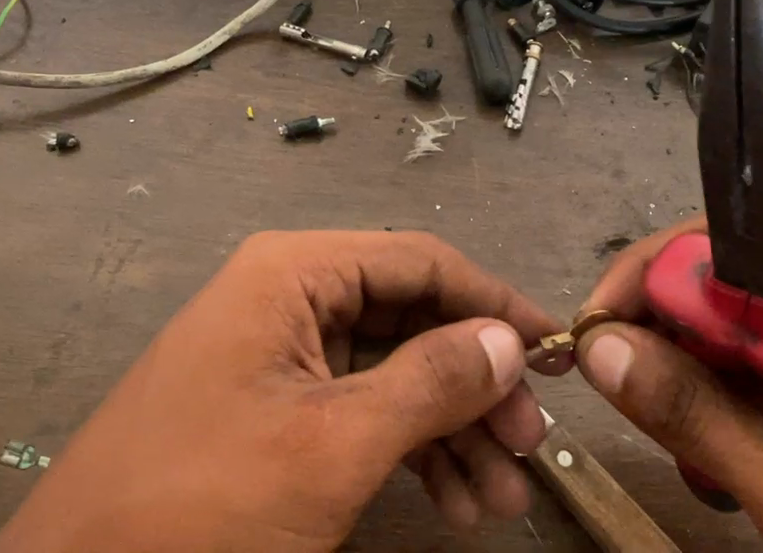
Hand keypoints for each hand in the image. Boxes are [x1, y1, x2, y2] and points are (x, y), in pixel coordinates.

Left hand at [0, 231, 561, 551]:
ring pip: (390, 372)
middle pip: (408, 319)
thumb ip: (428, 382)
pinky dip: (408, 450)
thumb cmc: (206, 499)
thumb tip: (509, 339)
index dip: (492, 300)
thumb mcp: (331, 444)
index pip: (419, 261)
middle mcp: (288, 296)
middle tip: (531, 445)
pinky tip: (454, 502)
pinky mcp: (271, 408)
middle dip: (473, 383)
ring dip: (449, 429)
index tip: (556, 350)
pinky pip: (358, 410)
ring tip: (500, 498)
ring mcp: (278, 354)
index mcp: (294, 272)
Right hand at [559, 221, 762, 551]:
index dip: (652, 283)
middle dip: (678, 351)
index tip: (598, 341)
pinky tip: (745, 475)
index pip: (733, 247)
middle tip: (643, 418)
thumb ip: (700, 418)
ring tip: (703, 468)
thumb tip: (596, 348)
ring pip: (758, 341)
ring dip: (710, 395)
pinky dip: (751, 418)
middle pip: (741, 293)